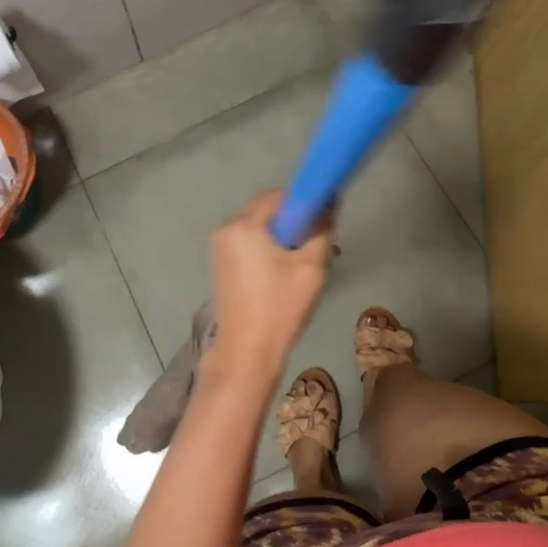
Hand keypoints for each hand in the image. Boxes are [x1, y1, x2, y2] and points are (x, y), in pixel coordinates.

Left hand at [205, 189, 333, 378]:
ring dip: (280, 235)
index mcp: (244, 225)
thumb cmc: (280, 307)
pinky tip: (281, 272)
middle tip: (316, 243)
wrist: (247, 351)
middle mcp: (226, 229)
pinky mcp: (219, 264)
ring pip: (257, 227)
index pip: (279, 195)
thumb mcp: (311, 267)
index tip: (324, 218)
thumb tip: (328, 206)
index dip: (304, 201)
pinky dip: (265, 247)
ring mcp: (219, 247)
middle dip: (293, 220)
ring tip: (301, 262)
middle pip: (265, 209)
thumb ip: (321, 230)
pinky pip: (247, 242)